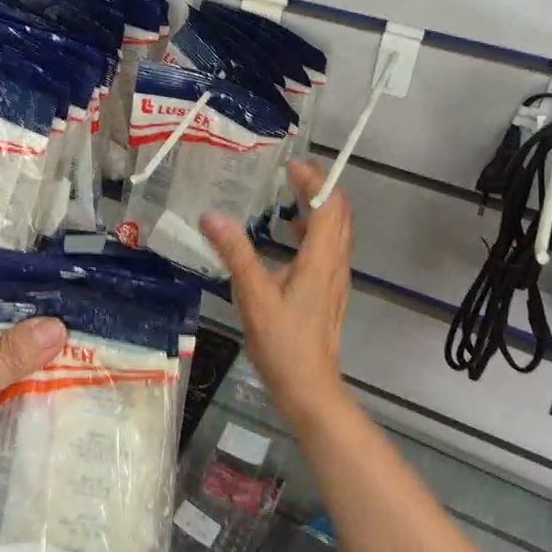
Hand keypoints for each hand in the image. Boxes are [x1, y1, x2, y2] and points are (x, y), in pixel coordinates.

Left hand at [0, 292, 65, 549]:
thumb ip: (9, 355)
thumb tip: (59, 324)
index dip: (19, 297)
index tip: (67, 294)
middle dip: (39, 334)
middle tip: (90, 326)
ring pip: (8, 369)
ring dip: (42, 367)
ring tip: (94, 356)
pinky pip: (10, 399)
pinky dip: (35, 396)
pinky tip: (74, 391)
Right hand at [199, 160, 353, 424]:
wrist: (309, 387)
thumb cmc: (282, 342)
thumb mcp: (253, 295)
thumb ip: (235, 252)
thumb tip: (211, 215)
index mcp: (322, 258)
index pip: (328, 204)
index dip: (313, 179)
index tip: (289, 164)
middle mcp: (336, 264)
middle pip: (339, 214)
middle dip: (318, 189)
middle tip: (290, 175)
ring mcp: (336, 280)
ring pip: (336, 233)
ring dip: (317, 210)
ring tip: (287, 200)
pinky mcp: (330, 294)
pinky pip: (329, 250)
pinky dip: (313, 233)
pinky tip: (287, 242)